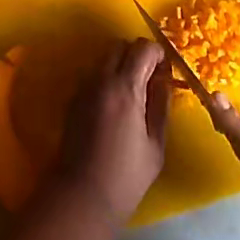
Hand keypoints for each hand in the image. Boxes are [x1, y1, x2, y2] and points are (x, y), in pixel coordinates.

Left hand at [54, 39, 171, 221]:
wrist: (82, 193)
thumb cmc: (126, 175)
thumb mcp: (155, 144)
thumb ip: (160, 106)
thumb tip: (164, 80)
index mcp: (125, 89)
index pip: (142, 49)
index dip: (157, 53)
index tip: (165, 70)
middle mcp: (102, 80)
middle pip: (120, 45)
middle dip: (138, 54)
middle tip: (151, 77)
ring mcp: (84, 87)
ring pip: (105, 57)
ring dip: (121, 64)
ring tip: (134, 91)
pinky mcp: (74, 98)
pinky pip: (94, 73)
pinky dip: (108, 76)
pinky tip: (116, 103)